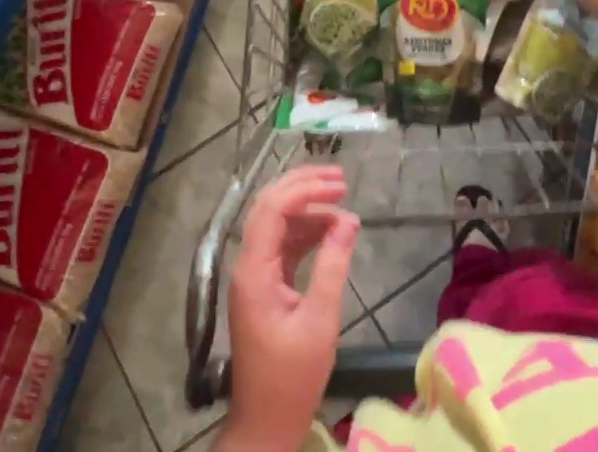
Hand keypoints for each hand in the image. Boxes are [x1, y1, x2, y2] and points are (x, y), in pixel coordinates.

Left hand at [221, 165, 360, 451]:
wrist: (266, 419)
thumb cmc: (292, 375)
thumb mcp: (320, 320)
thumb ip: (333, 266)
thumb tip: (349, 220)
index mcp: (253, 271)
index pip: (271, 210)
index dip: (304, 190)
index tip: (339, 185)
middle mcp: (248, 265)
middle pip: (269, 208)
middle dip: (302, 187)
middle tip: (340, 178)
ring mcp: (256, 276)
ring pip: (277, 225)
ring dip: (307, 209)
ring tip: (343, 201)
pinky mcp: (267, 287)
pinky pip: (284, 246)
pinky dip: (308, 233)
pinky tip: (333, 231)